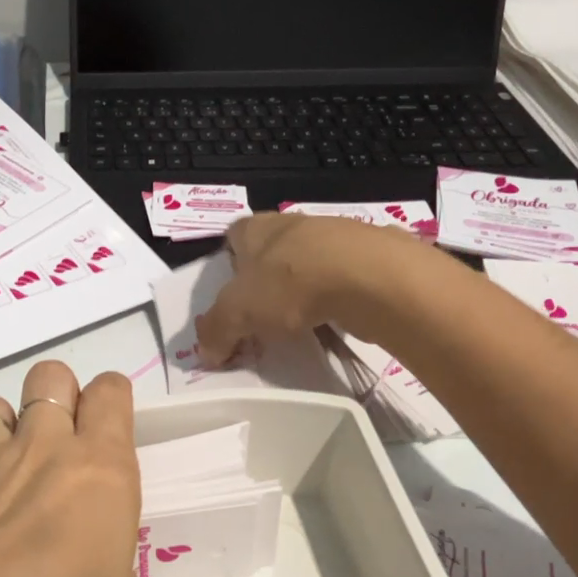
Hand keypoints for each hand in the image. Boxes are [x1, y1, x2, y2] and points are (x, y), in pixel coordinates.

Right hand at [195, 212, 432, 365]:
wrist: (372, 279)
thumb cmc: (291, 284)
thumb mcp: (238, 312)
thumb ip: (217, 330)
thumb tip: (205, 352)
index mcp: (256, 227)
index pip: (233, 236)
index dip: (229, 264)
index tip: (231, 294)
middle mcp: (294, 224)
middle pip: (272, 252)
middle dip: (267, 281)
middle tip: (262, 316)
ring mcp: (337, 237)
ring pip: (311, 265)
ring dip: (305, 290)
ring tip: (300, 325)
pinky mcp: (372, 258)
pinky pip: (345, 280)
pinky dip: (338, 299)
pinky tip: (337, 323)